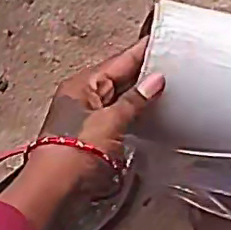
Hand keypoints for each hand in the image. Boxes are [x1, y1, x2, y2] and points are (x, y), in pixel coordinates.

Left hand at [1, 39, 164, 229]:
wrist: (54, 189)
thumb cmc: (72, 153)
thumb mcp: (109, 121)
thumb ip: (134, 100)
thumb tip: (156, 80)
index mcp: (82, 85)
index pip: (119, 61)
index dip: (142, 51)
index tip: (164, 40)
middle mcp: (82, 99)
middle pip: (119, 80)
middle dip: (144, 74)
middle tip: (176, 64)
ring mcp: (86, 120)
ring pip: (119, 100)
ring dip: (140, 97)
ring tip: (169, 88)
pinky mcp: (91, 140)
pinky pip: (117, 120)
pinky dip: (133, 116)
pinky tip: (149, 116)